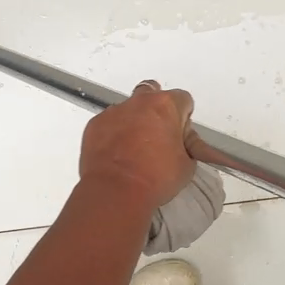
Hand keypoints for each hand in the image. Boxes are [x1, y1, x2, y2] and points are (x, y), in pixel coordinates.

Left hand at [79, 80, 199, 212]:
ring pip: (128, 108)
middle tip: (158, 136)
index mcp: (166, 105)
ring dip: (134, 122)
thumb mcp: (186, 166)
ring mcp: (114, 111)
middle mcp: (140, 102)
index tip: (180, 135)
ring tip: (135, 150)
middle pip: (152, 93)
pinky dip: (114, 133)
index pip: (183, 100)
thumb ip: (188, 147)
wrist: (116, 191)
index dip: (183, 118)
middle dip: (156, 110)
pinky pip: (109, 123)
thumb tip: (186, 147)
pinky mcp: (95, 124)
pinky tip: (117, 155)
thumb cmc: (155, 178)